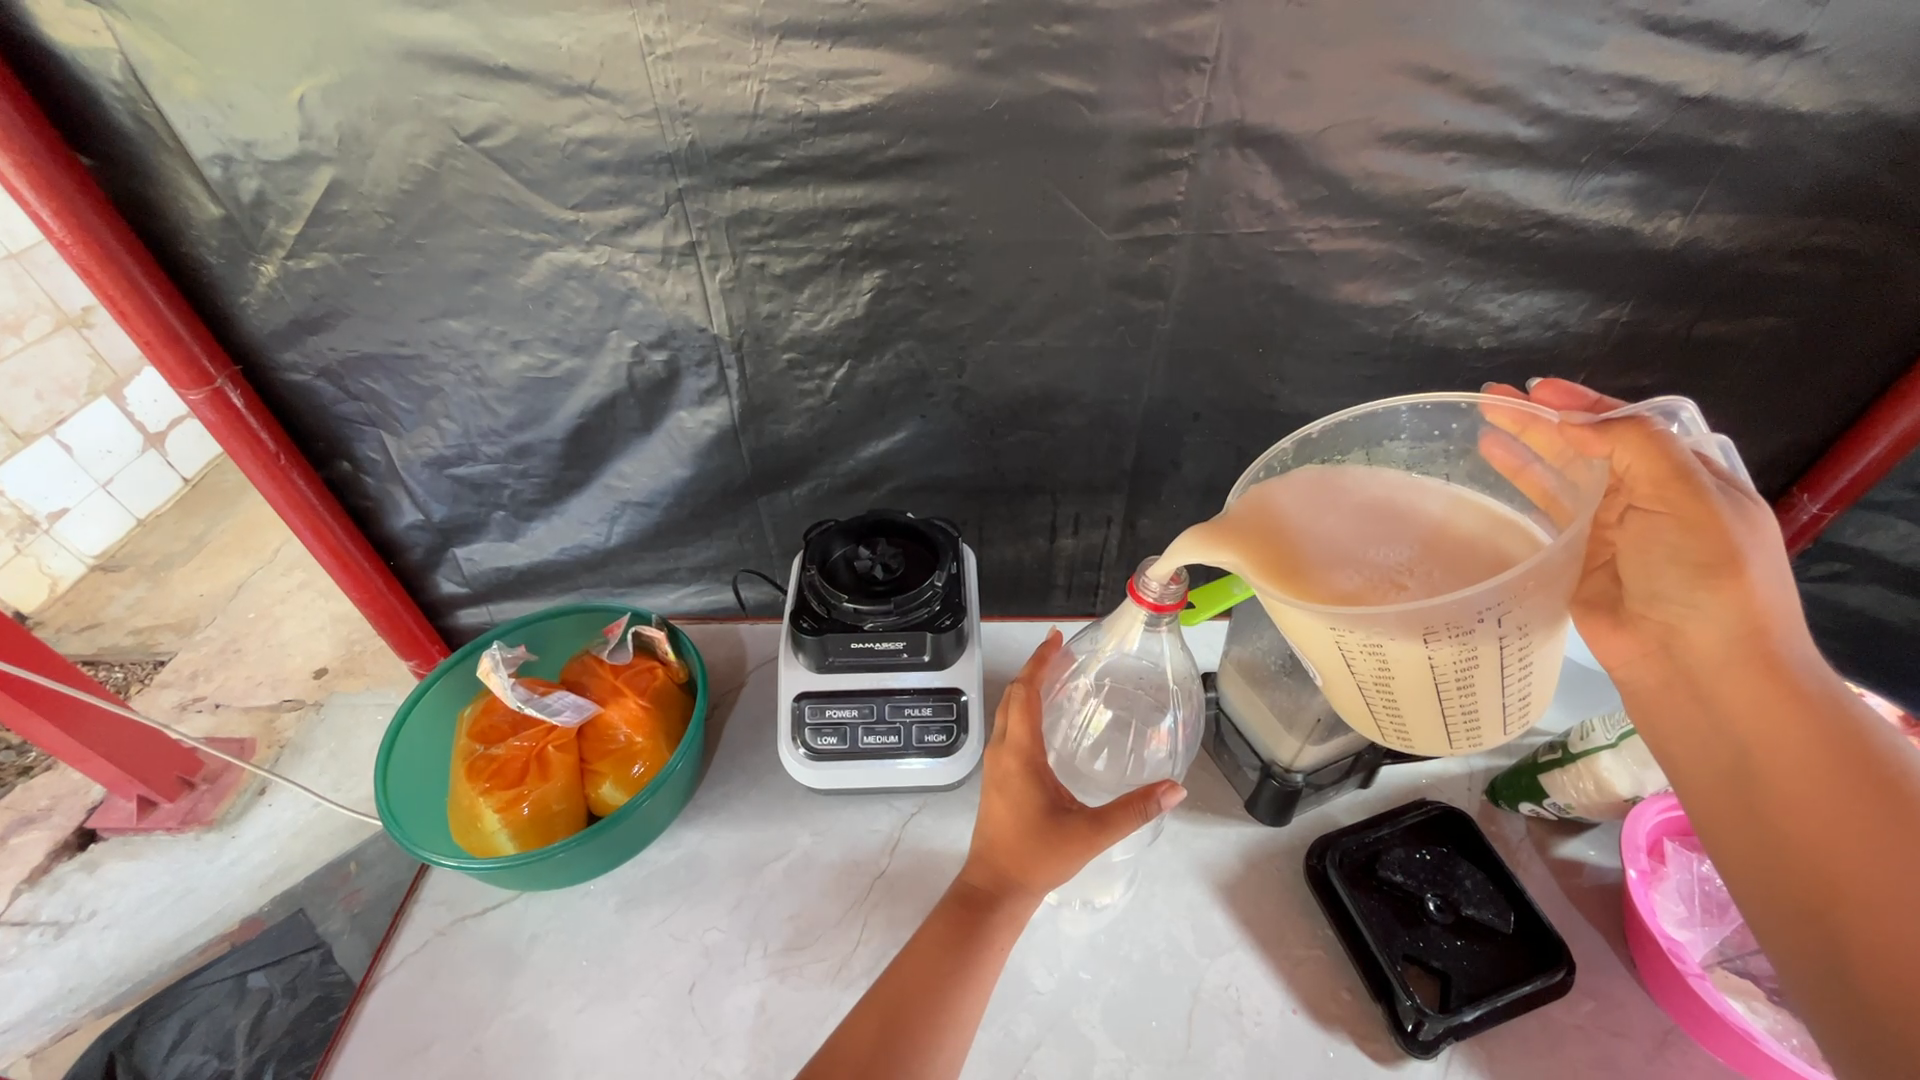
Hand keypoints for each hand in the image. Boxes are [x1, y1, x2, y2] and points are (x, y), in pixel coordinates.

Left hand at [954, 630, 1185, 906]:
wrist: (994, 888)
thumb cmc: (1037, 857)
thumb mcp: (1091, 833)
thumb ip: (1134, 810)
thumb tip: (1175, 788)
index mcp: (1020, 753)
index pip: (1026, 693)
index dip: (1040, 663)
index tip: (1056, 640)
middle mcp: (1003, 751)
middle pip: (1013, 696)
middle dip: (1034, 669)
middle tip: (1061, 651)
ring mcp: (995, 765)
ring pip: (1006, 713)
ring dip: (1027, 689)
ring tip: (1055, 677)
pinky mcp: (997, 778)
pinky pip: (1007, 729)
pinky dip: (1023, 711)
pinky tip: (1044, 722)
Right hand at [1483, 378, 1814, 683]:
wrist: (1695, 660)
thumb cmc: (1705, 573)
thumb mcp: (1687, 496)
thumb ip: (1632, 447)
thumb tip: (1570, 422)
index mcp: (1685, 476)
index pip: (1628, 426)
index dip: (1582, 404)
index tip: (1536, 389)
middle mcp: (1645, 497)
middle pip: (1585, 446)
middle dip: (1540, 420)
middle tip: (1491, 399)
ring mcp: (1607, 530)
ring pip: (1557, 477)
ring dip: (1522, 449)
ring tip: (1481, 425)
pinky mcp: (1573, 560)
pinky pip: (1541, 515)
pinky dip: (1517, 489)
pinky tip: (1491, 470)